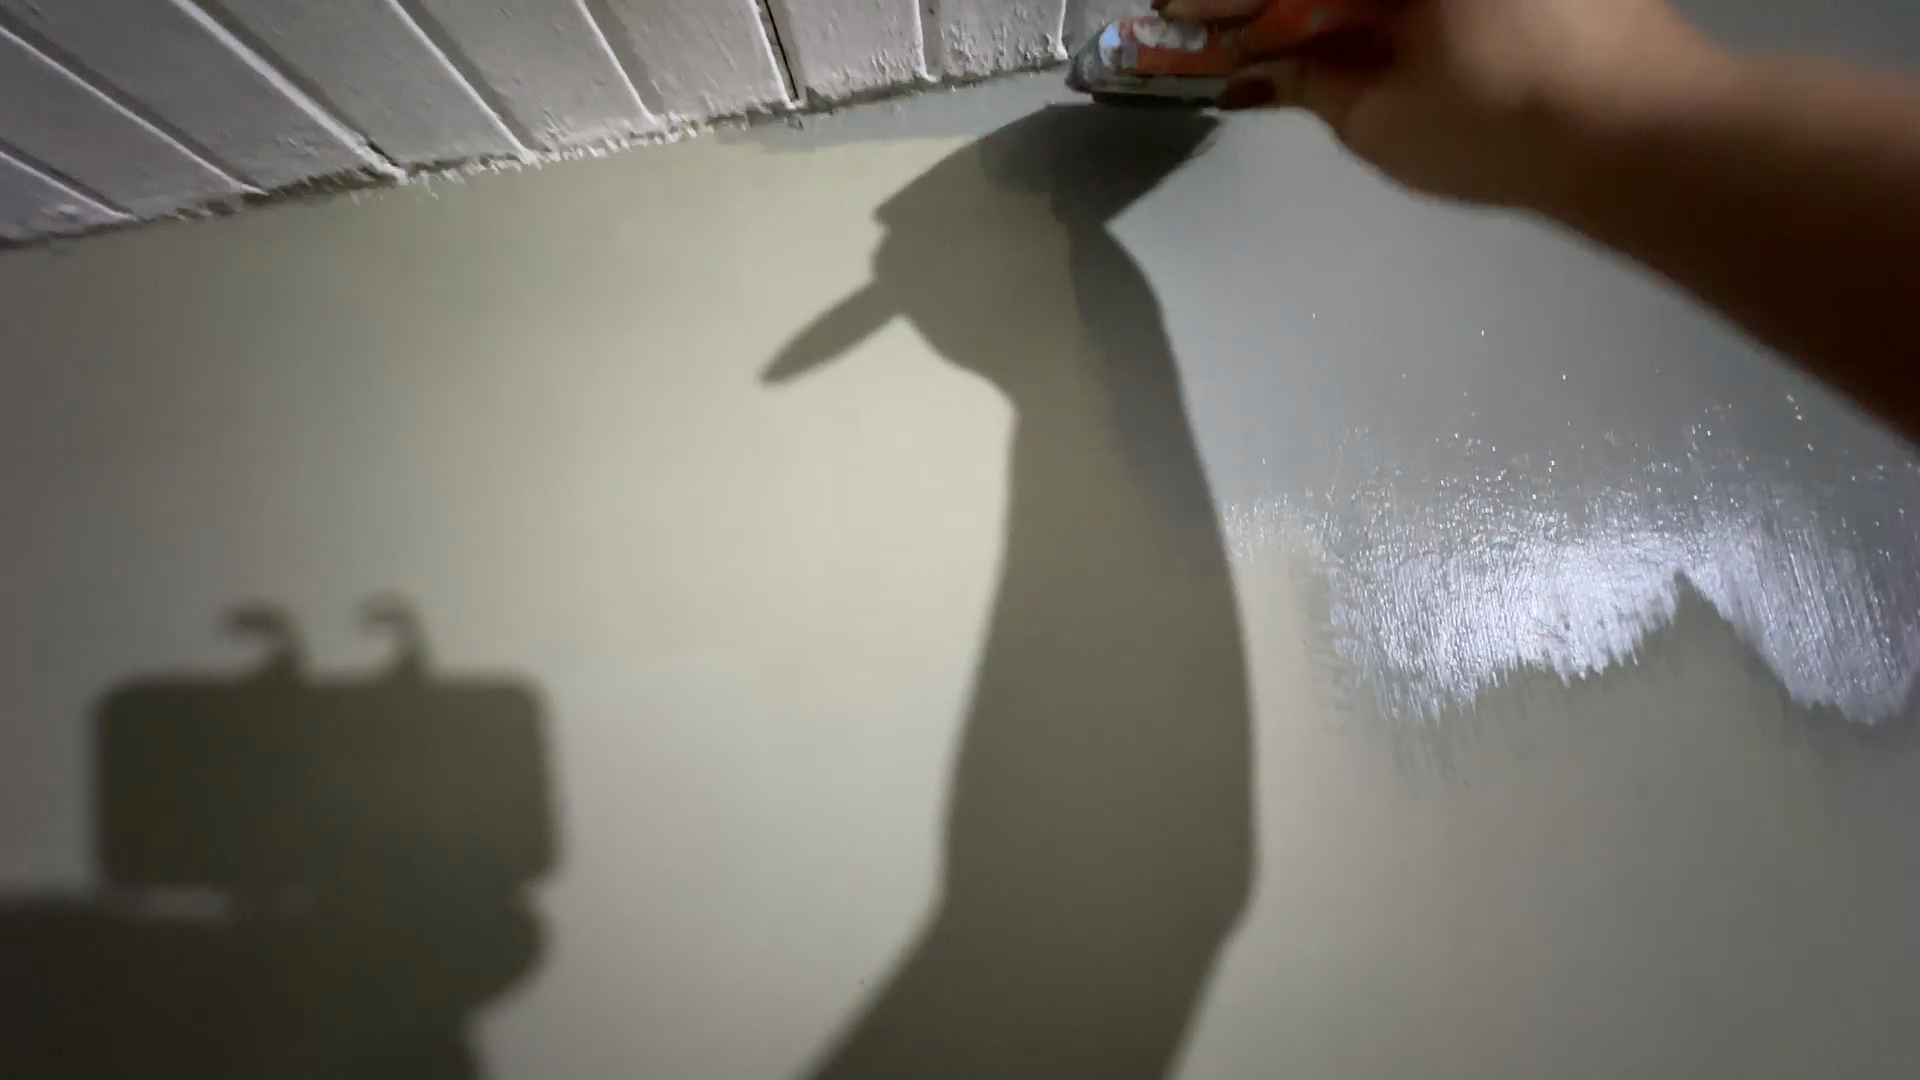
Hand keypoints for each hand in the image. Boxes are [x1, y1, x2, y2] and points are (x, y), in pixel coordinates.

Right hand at [1158, 0, 1729, 206]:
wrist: (1631, 128)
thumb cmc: (1495, 126)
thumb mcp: (1377, 116)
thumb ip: (1309, 79)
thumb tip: (1254, 70)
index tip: (1175, 10)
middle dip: (1266, 0)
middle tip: (1221, 26)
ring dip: (1312, 7)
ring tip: (1266, 39)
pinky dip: (1359, 11)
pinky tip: (1326, 37)